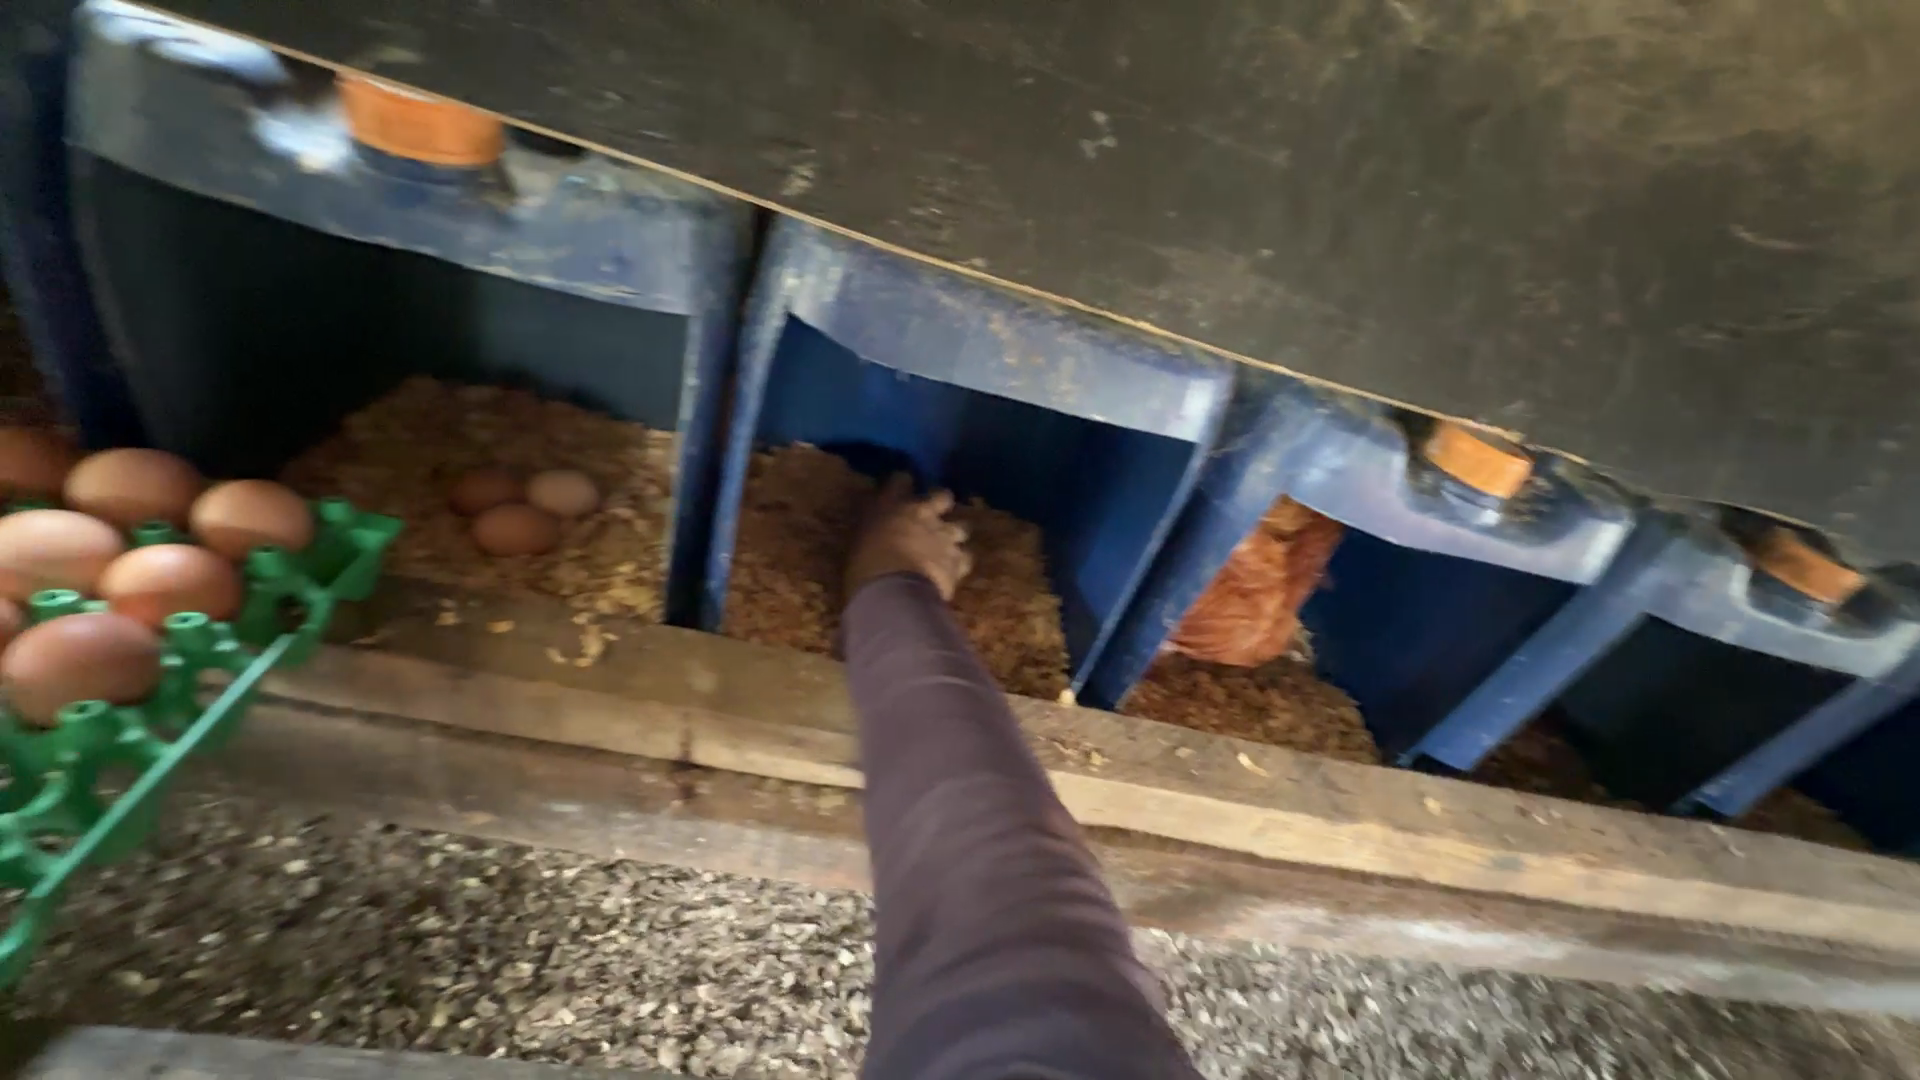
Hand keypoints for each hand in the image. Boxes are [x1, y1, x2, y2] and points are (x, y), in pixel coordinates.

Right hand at [845, 472, 972, 601]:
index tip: (901, 486)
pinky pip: (966, 557)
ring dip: (955, 534)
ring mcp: (945, 536)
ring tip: (950, 544)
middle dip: (941, 502)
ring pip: (962, 527)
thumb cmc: (865, 566)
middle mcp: (923, 514)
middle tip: (936, 511)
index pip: (900, 479)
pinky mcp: (958, 560)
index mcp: (893, 505)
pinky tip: (954, 569)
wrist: (894, 590)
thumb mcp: (859, 541)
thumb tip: (874, 531)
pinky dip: (960, 562)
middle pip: (942, 495)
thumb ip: (872, 530)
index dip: (903, 482)